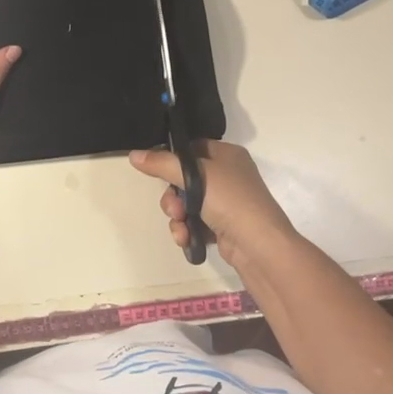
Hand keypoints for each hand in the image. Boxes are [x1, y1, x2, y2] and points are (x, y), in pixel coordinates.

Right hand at [129, 140, 298, 267]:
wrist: (259, 245)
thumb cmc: (230, 200)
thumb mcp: (194, 176)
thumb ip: (161, 164)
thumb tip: (133, 155)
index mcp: (227, 155)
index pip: (192, 148)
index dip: (172, 160)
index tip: (157, 173)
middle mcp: (228, 176)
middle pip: (185, 179)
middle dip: (172, 197)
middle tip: (173, 208)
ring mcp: (227, 203)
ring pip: (187, 204)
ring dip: (177, 217)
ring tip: (180, 227)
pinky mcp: (223, 226)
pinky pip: (195, 223)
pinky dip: (187, 230)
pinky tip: (186, 239)